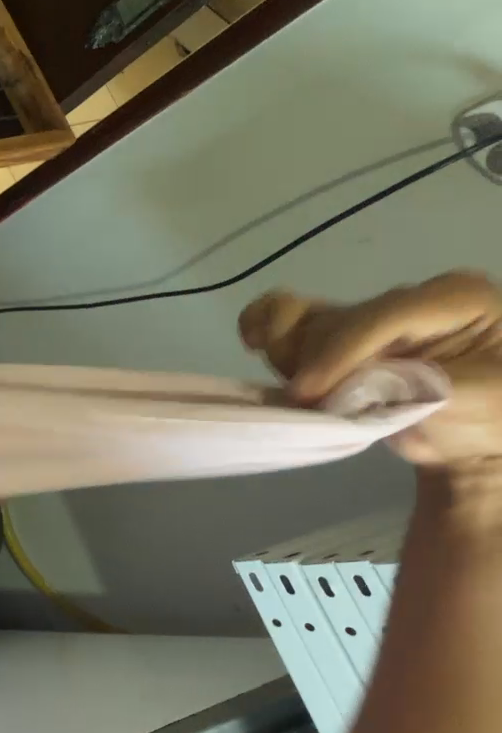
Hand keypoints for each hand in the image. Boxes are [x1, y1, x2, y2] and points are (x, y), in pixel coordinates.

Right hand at [239, 271, 501, 471]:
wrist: (474, 436)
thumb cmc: (489, 417)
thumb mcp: (473, 399)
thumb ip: (416, 383)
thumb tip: (343, 388)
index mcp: (457, 299)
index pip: (382, 315)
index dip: (340, 353)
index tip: (307, 395)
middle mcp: (406, 296)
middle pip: (333, 322)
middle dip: (318, 365)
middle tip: (324, 406)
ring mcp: (363, 314)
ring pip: (296, 321)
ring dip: (291, 360)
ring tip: (313, 394)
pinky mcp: (329, 331)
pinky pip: (277, 311)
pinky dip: (258, 326)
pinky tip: (255, 346)